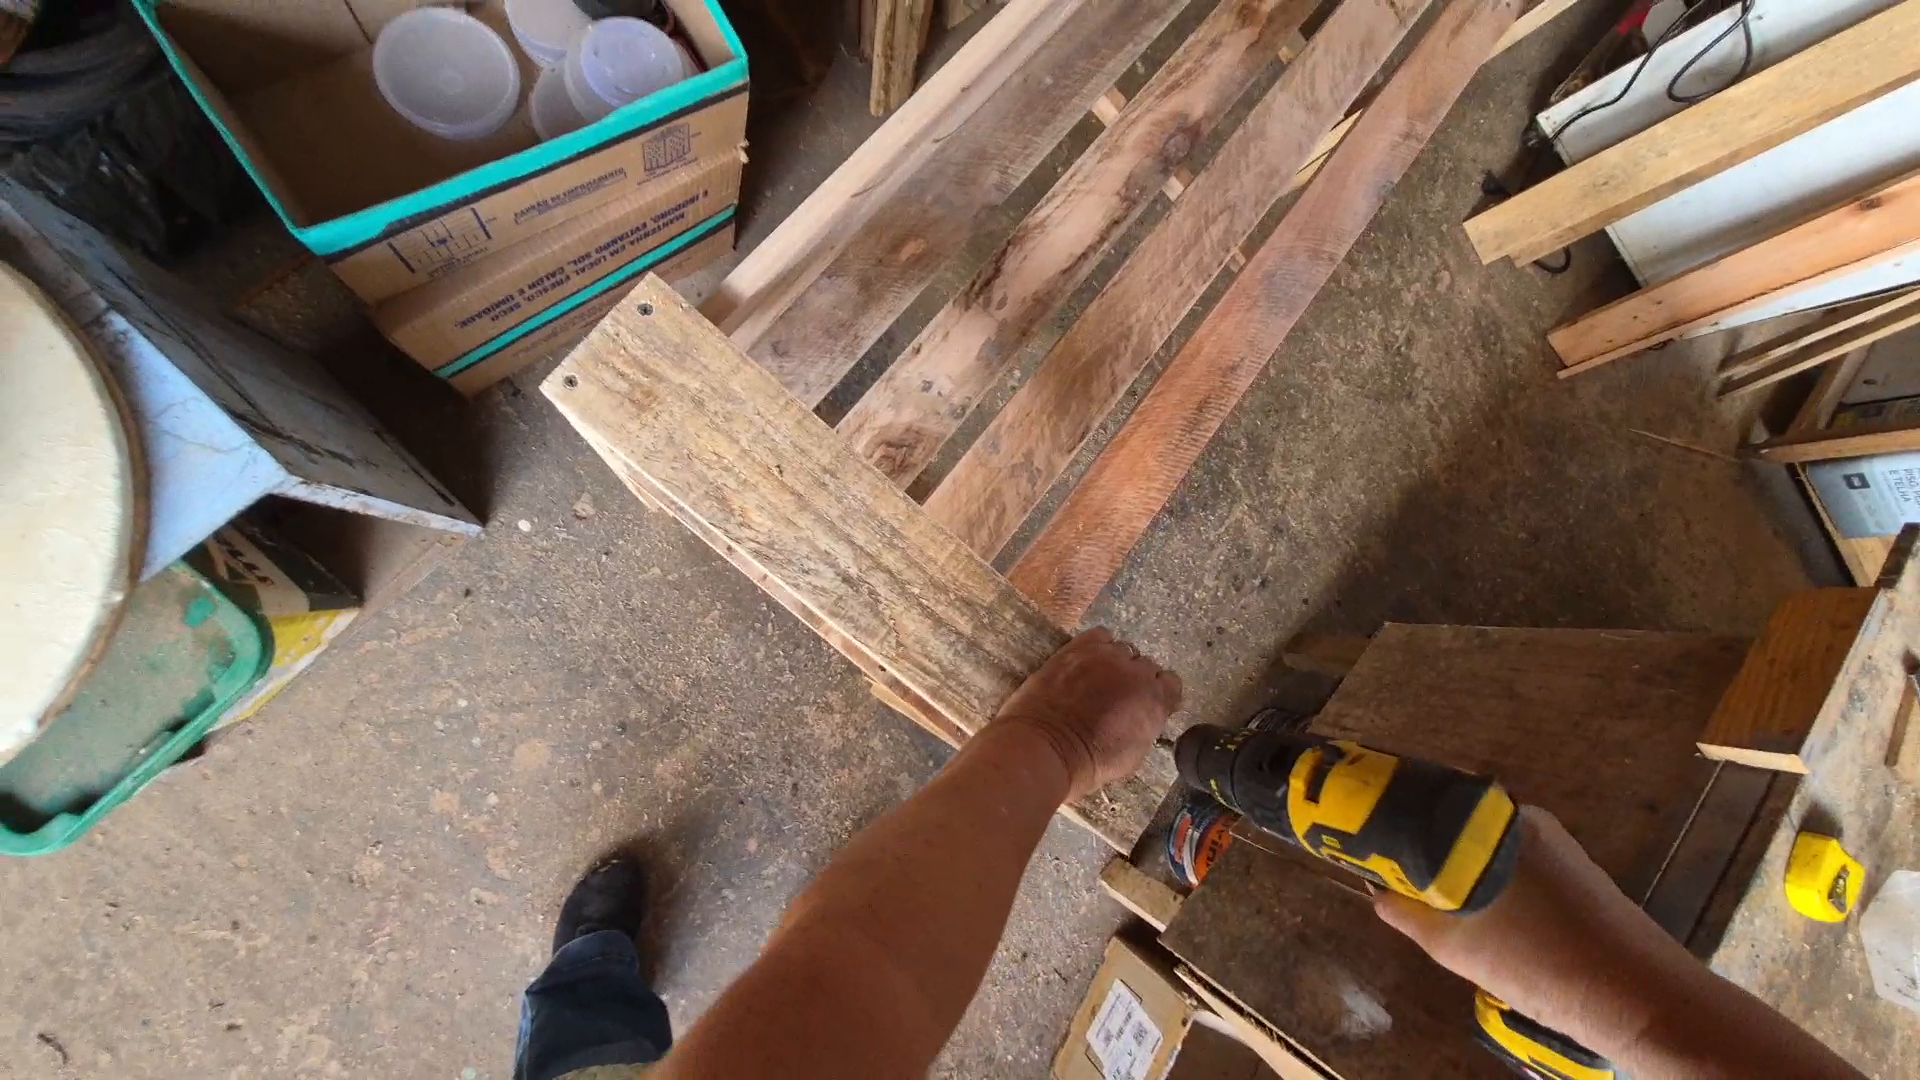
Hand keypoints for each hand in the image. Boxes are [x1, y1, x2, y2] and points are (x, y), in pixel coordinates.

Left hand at [990, 627, 1181, 800]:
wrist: (1049, 747)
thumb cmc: (1092, 760)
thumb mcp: (1135, 753)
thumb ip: (1147, 724)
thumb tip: (1145, 714)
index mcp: (1156, 700)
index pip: (1171, 683)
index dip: (1158, 692)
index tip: (1145, 701)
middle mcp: (1137, 673)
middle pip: (1145, 665)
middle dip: (1134, 679)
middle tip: (1116, 694)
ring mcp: (1107, 657)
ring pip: (1122, 649)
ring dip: (1115, 662)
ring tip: (1097, 677)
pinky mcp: (1079, 648)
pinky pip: (1099, 635)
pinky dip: (1097, 645)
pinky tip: (1086, 660)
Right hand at [1371, 806, 1693, 1053]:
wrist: (1651, 1005)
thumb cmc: (1542, 963)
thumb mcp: (1456, 946)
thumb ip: (1407, 914)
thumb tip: (1379, 894)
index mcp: (1486, 819)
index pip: (1417, 799)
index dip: (1384, 817)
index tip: (1360, 838)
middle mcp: (1519, 816)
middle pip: (1447, 818)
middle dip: (1416, 843)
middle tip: (1393, 876)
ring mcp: (1552, 841)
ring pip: (1479, 842)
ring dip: (1453, 864)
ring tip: (1431, 900)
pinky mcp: (1575, 868)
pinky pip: (1510, 859)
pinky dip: (1487, 878)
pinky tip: (1481, 915)